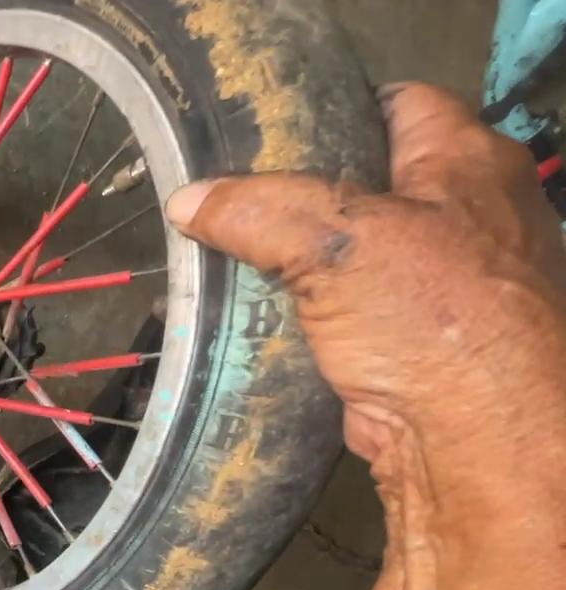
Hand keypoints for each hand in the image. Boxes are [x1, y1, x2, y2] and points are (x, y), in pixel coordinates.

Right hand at [165, 83, 565, 468]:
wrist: (463, 424)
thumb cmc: (428, 315)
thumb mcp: (339, 241)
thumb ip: (260, 212)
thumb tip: (185, 200)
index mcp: (463, 165)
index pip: (399, 107)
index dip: (330, 110)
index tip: (259, 133)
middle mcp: (453, 213)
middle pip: (354, 183)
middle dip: (285, 194)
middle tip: (215, 205)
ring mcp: (422, 277)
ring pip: (333, 249)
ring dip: (275, 257)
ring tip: (210, 259)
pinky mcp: (387, 332)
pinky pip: (324, 303)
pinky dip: (281, 305)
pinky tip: (237, 312)